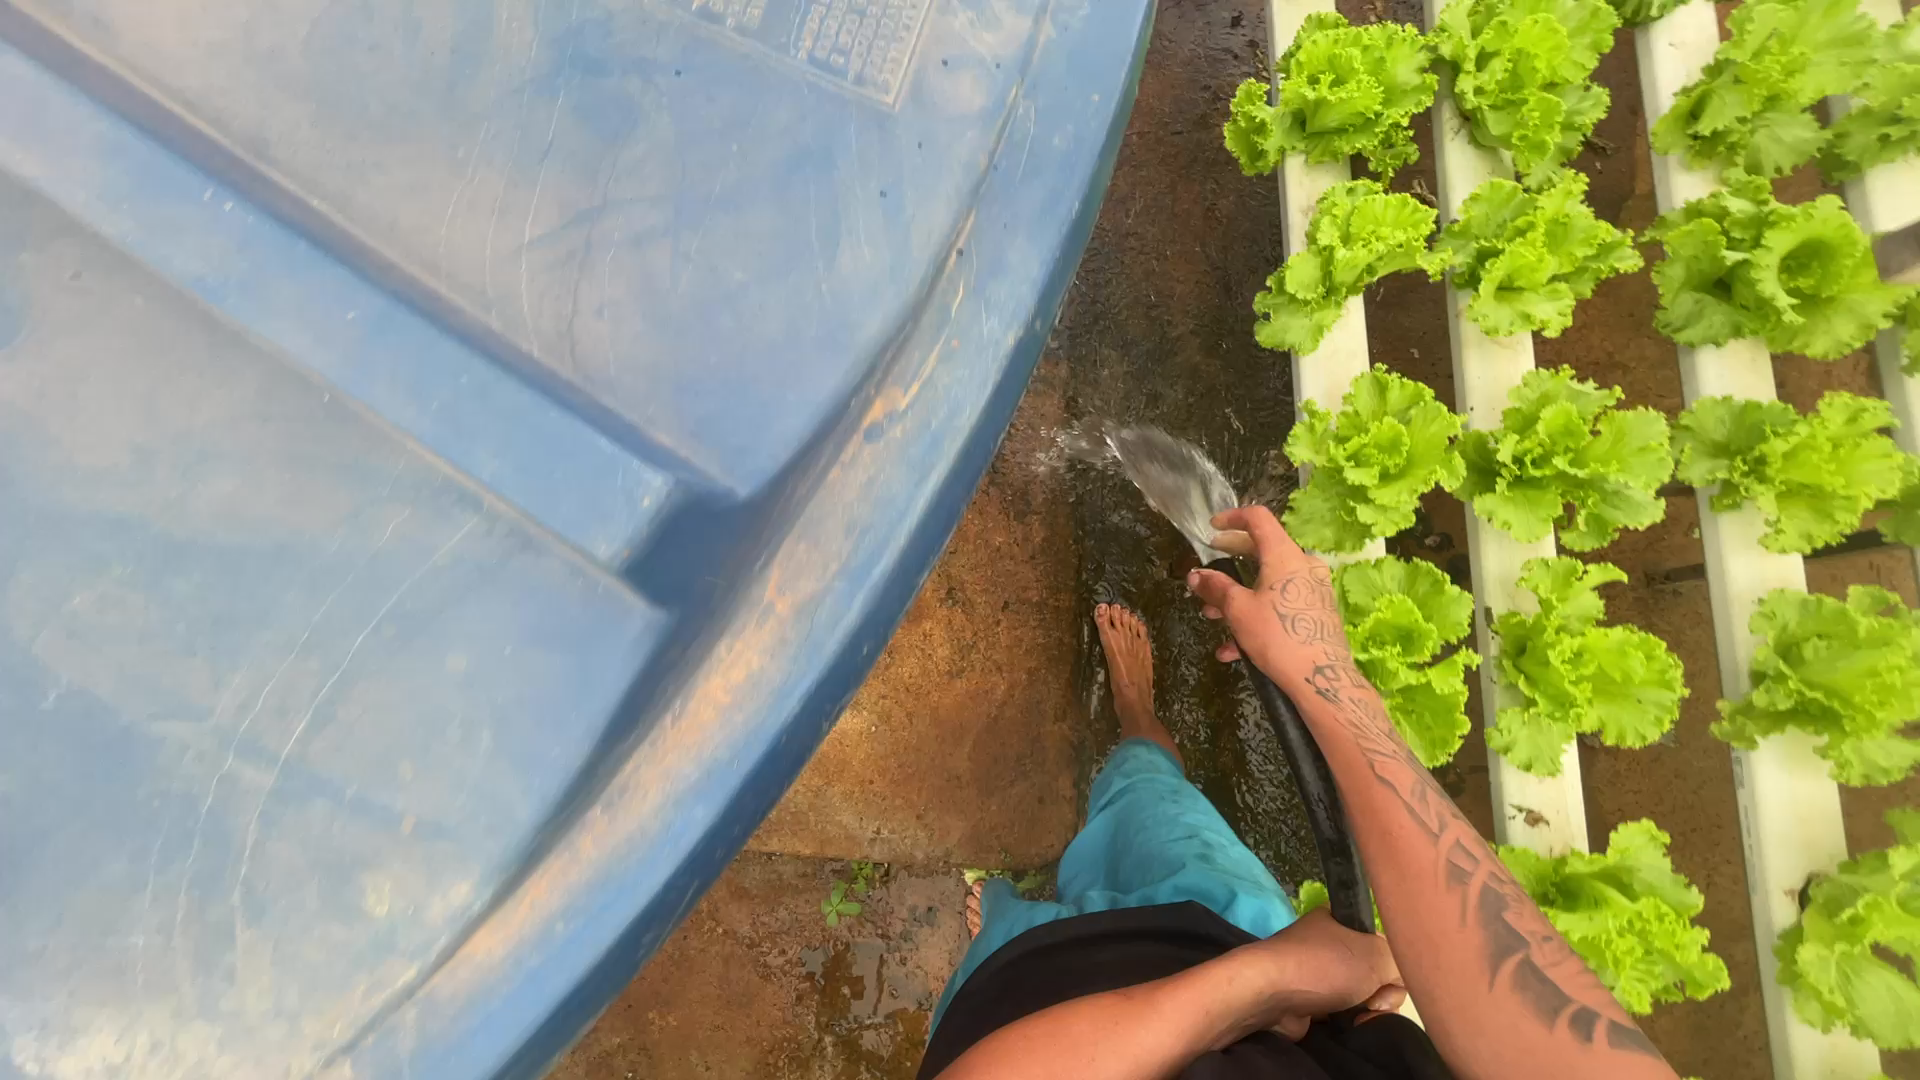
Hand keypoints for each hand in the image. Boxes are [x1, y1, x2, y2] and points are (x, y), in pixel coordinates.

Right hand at [1186, 505, 1350, 688]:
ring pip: (1267, 583)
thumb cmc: (1277, 636)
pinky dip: (1255, 616)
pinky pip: (1278, 604)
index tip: (1212, 528)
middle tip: (1207, 577)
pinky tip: (1233, 649)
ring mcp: (1312, 589)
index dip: (1232, 518)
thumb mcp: (1238, 609)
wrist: (1322, 680)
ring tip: (1213, 618)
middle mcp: (1303, 566)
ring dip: (1237, 597)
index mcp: (1285, 556)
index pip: (1258, 519)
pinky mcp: (1315, 612)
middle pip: (1261, 552)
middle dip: (1228, 566)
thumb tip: (1195, 575)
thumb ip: (1215, 587)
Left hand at [1230, 908, 1405, 1041]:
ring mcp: (1319, 974)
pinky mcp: (1313, 1002)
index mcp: (1337, 921)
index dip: (1389, 965)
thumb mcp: (1375, 953)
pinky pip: (1346, 1014)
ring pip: (1363, 997)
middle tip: (1368, 1001)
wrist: (1273, 993)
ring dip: (1366, 1011)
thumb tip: (1397, 976)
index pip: (1381, 944)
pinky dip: (1351, 1023)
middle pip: (1376, 974)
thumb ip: (1400, 962)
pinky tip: (1348, 1027)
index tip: (1382, 975)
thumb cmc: (1323, 965)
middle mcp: (1327, 944)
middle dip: (1380, 994)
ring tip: (1355, 1017)